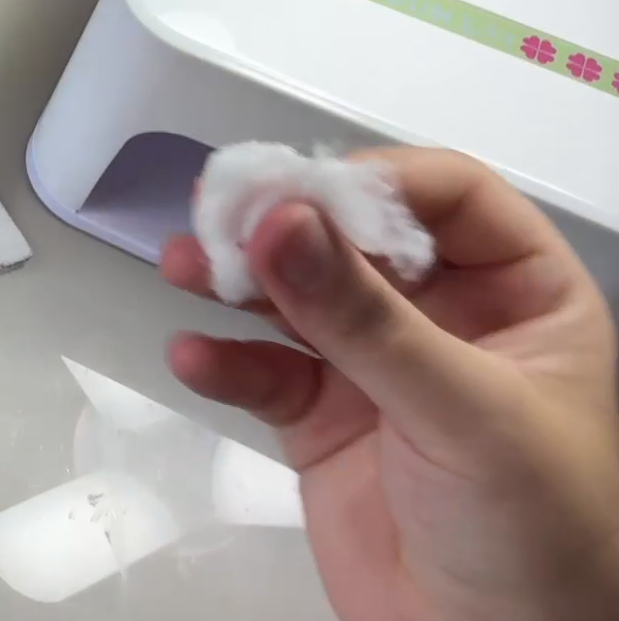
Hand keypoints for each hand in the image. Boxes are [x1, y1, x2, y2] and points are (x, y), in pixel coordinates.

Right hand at [161, 149, 618, 620]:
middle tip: (213, 219)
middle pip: (345, 235)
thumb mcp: (463, 416)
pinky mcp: (310, 412)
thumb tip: (273, 220)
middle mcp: (437, 320)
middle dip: (276, 226)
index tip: (290, 194)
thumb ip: (361, 316)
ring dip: (229, 277)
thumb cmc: (539, 538)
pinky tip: (197, 362)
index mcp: (516, 303)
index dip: (370, 182)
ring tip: (182, 269)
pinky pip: (254, 366)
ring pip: (285, 292)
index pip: (445, 199)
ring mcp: (366, 365)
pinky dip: (218, 360)